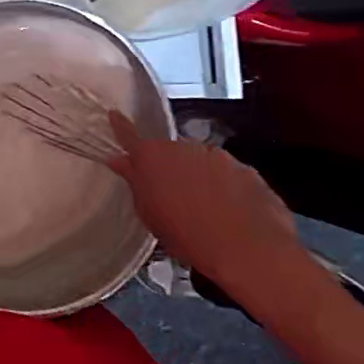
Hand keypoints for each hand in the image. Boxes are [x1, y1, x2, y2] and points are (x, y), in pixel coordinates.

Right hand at [107, 112, 313, 290]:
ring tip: (204, 211)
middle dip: (170, 168)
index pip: (130, 136)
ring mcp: (218, 155)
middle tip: (171, 197)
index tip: (114, 115)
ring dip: (199, 178)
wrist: (248, 249)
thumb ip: (135, 182)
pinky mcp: (246, 168)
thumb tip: (120, 161)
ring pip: (201, 162)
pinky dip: (225, 188)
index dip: (121, 126)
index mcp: (154, 157)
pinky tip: (229, 213)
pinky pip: (228, 174)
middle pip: (170, 152)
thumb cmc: (187, 235)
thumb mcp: (150, 213)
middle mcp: (184, 147)